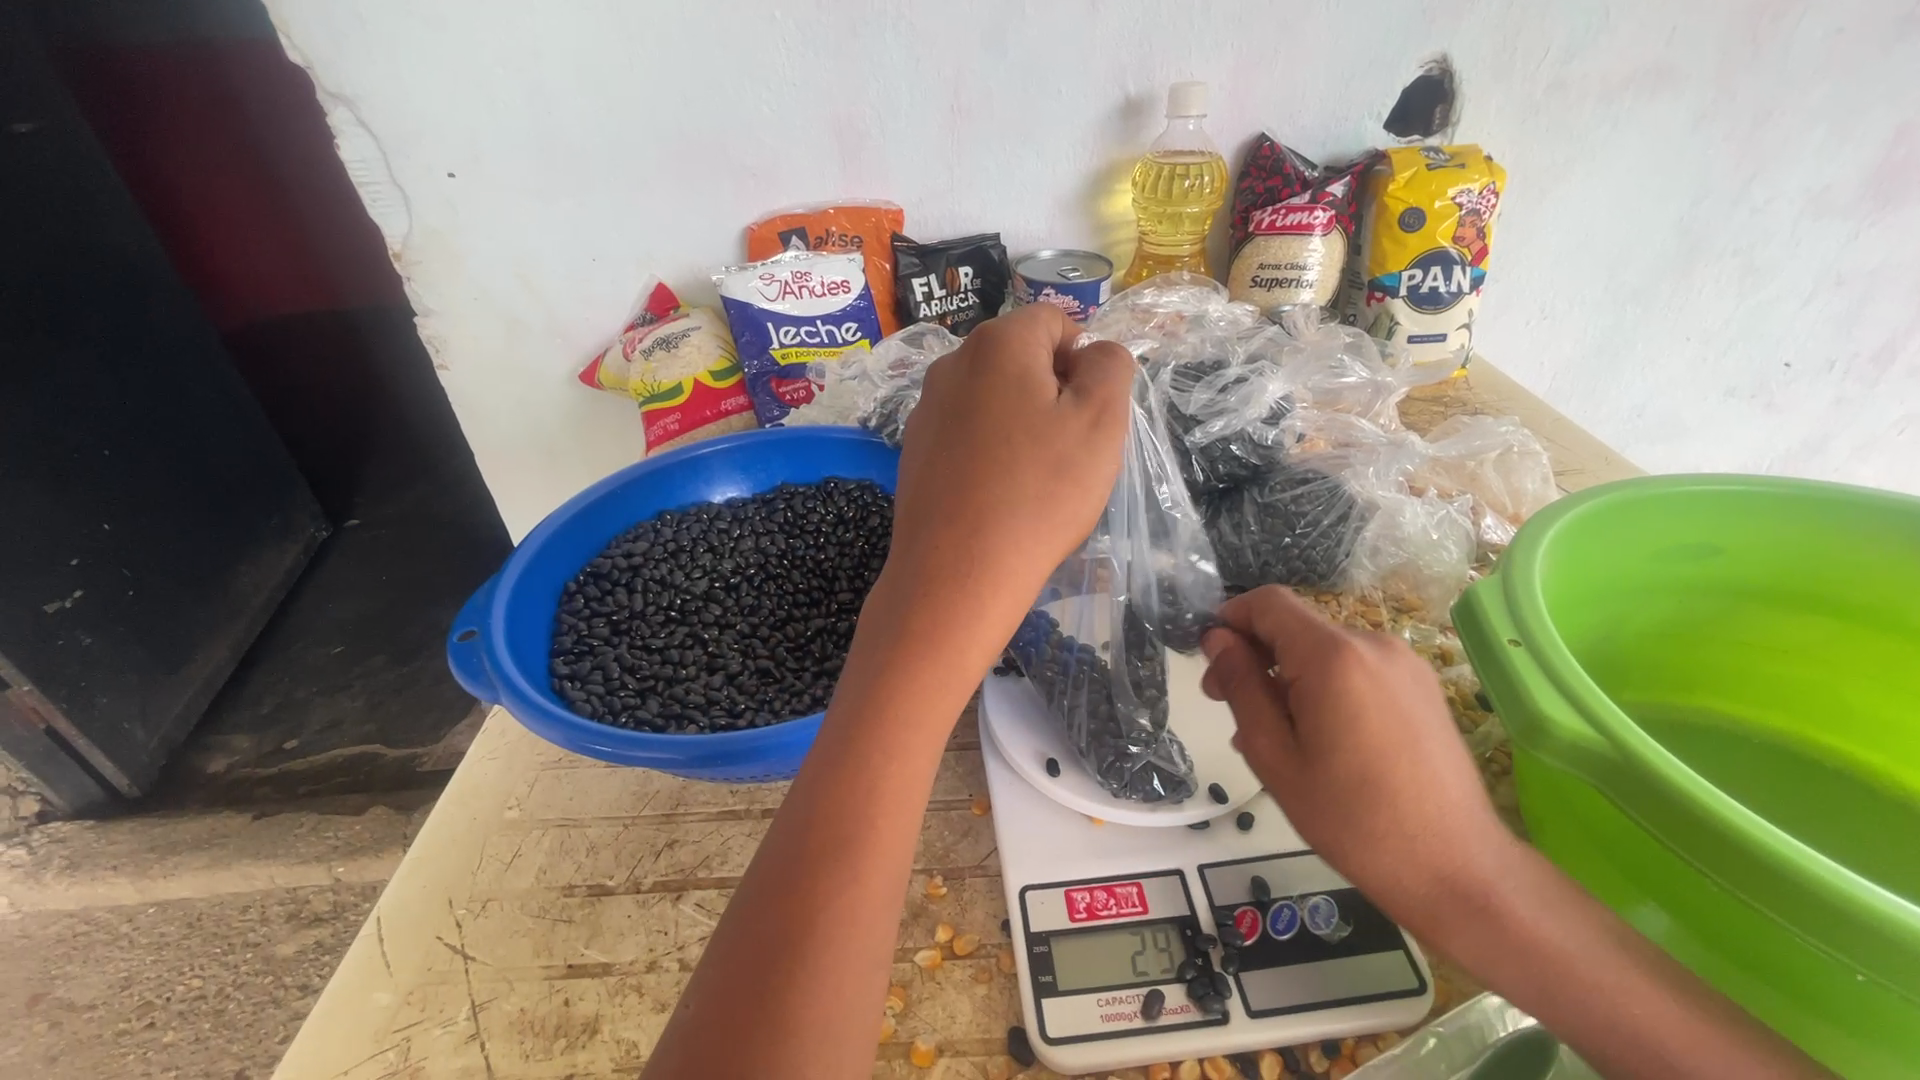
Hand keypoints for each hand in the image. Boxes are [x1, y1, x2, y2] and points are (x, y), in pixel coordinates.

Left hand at [885, 304, 1136, 628]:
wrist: (957, 574)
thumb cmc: (1039, 492)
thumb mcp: (1101, 420)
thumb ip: (1110, 366)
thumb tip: (1095, 351)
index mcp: (997, 343)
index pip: (1056, 321)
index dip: (1085, 360)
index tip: (1091, 414)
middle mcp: (952, 364)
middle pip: (1020, 359)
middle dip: (1053, 392)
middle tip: (1069, 450)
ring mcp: (925, 410)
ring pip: (993, 400)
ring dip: (1021, 425)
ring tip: (1034, 480)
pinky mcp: (914, 454)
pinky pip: (967, 437)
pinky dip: (990, 454)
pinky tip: (998, 497)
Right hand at [1199, 586, 1513, 924]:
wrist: (1455, 866)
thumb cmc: (1351, 818)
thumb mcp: (1274, 753)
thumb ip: (1241, 686)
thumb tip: (1217, 638)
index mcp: (1333, 656)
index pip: (1267, 603)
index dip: (1230, 620)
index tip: (1211, 665)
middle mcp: (1373, 644)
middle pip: (1296, 627)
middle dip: (1255, 658)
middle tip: (1233, 713)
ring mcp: (1404, 663)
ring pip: (1324, 651)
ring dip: (1289, 678)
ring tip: (1278, 739)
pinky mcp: (1422, 686)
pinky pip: (1356, 669)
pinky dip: (1325, 688)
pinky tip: (1320, 740)